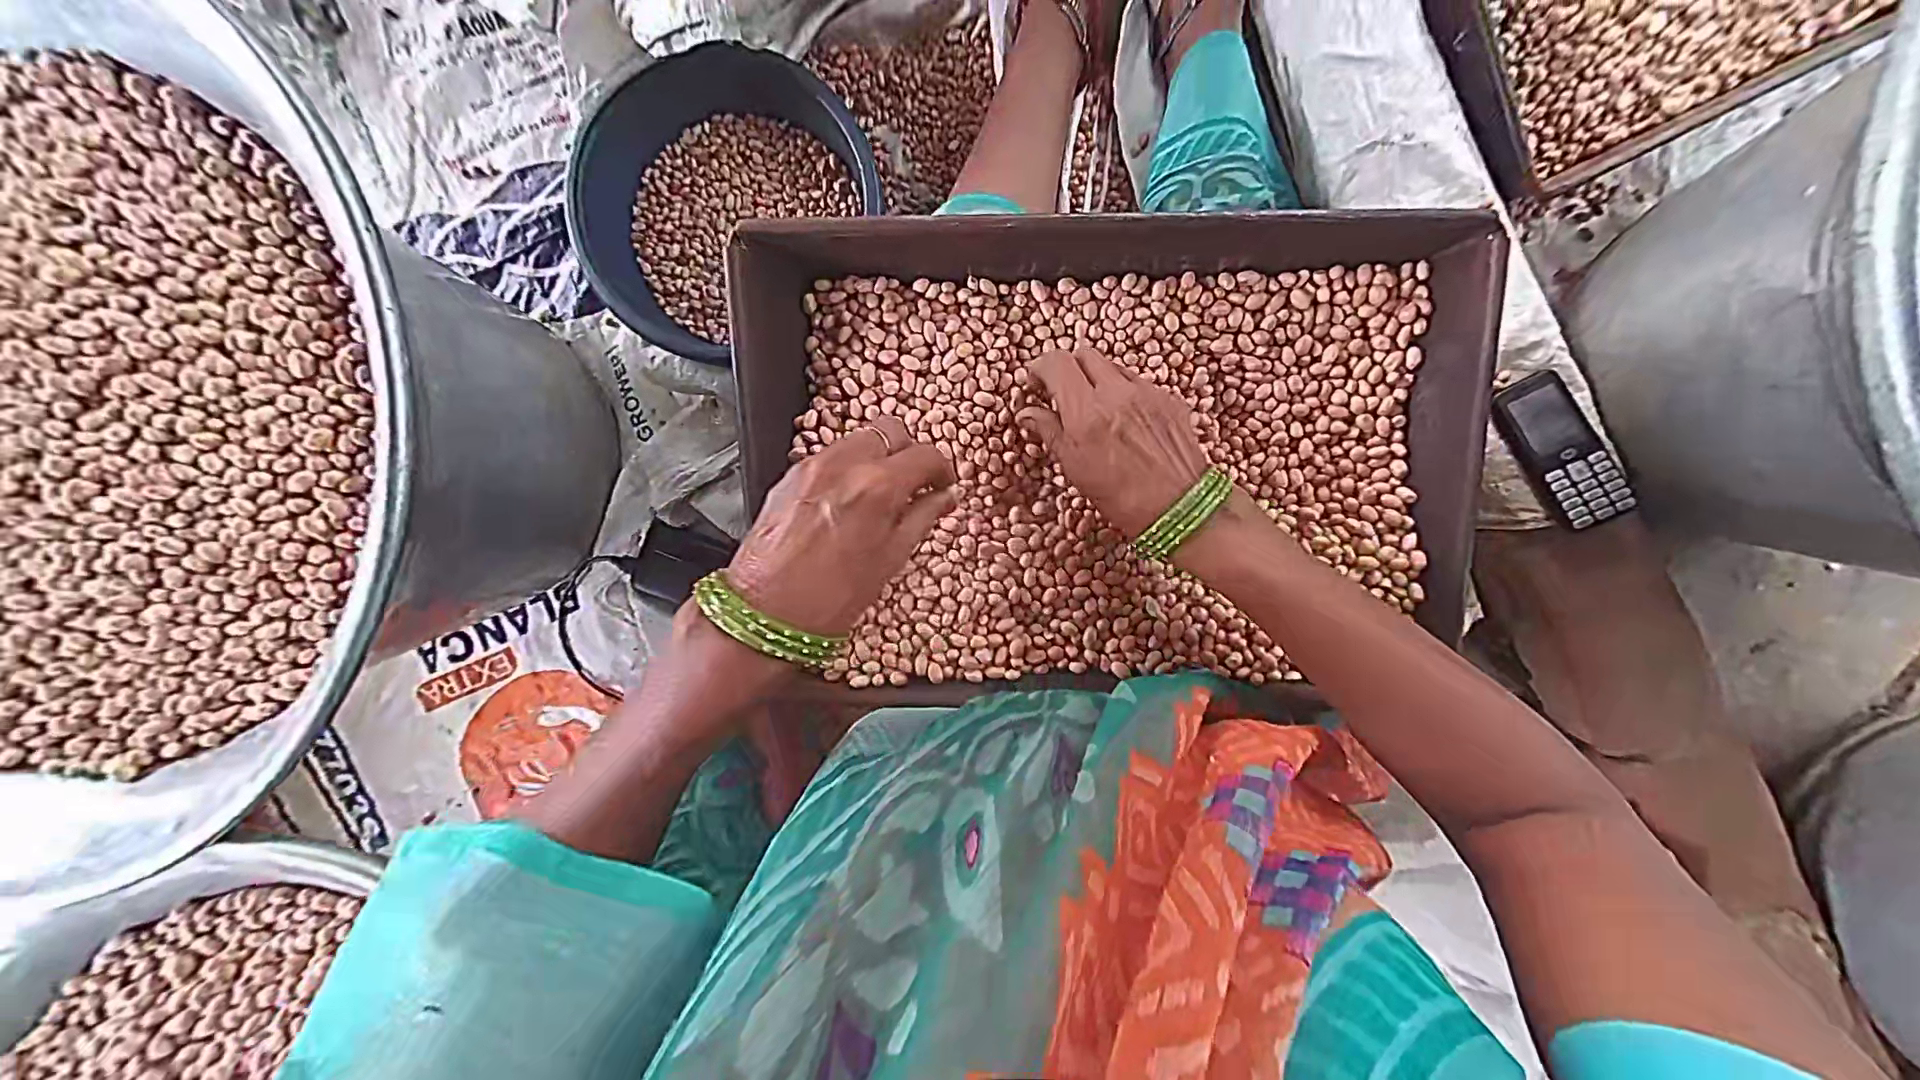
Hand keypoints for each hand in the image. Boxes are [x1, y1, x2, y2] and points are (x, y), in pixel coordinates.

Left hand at [727, 415, 956, 636]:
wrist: (767, 613)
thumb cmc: (827, 598)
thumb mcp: (891, 559)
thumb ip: (922, 518)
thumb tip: (942, 498)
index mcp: (877, 487)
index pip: (925, 454)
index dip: (941, 469)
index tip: (941, 484)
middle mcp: (844, 466)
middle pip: (891, 431)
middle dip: (908, 453)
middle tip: (914, 483)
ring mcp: (812, 466)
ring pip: (858, 440)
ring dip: (877, 458)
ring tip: (880, 495)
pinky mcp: (789, 476)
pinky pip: (829, 457)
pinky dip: (847, 469)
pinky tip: (849, 501)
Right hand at [1016, 347, 1212, 536]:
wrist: (1179, 508)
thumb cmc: (1123, 497)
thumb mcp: (1074, 467)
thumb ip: (1050, 431)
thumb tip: (1028, 412)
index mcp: (1087, 412)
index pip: (1056, 362)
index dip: (1040, 368)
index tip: (1036, 383)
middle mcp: (1117, 393)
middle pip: (1084, 355)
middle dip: (1068, 370)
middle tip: (1061, 393)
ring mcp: (1147, 392)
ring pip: (1112, 366)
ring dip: (1096, 379)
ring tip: (1094, 409)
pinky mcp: (1168, 399)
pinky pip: (1139, 383)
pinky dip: (1124, 393)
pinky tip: (1123, 420)